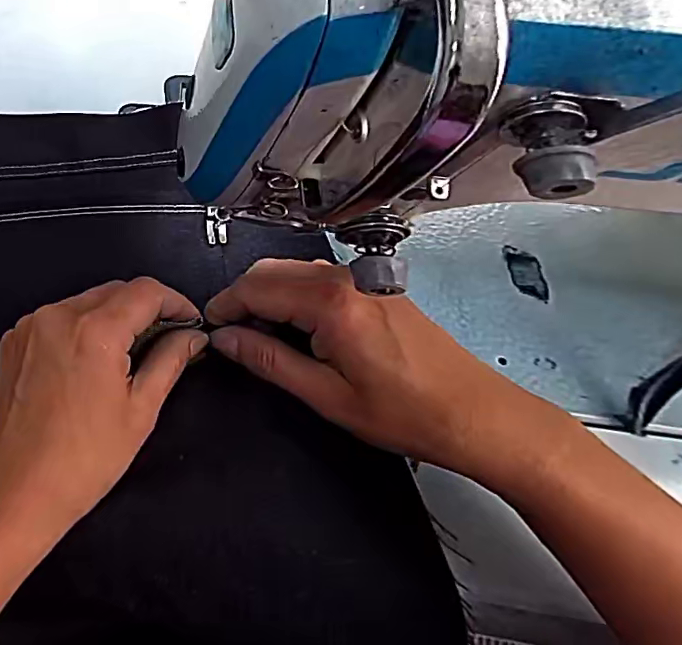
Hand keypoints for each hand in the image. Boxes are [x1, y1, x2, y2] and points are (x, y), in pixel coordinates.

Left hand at [0, 278, 206, 537]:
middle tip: (166, 338)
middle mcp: (60, 315)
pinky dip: (81, 327)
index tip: (190, 322)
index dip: (176, 301)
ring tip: (128, 353)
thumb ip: (170, 360)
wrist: (15, 492)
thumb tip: (192, 335)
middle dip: (146, 308)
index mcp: (95, 330)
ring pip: (88, 300)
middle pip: (117, 290)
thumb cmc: (85, 459)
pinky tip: (88, 361)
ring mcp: (32, 324)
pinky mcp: (15, 338)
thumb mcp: (141, 410)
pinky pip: (60, 317)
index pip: (146, 291)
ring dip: (113, 316)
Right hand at [205, 259, 576, 480]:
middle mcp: (343, 277)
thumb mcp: (327, 395)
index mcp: (329, 301)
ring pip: (294, 270)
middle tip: (228, 333)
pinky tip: (295, 325)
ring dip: (268, 293)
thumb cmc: (405, 411)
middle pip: (272, 270)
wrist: (474, 411)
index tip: (208, 327)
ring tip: (258, 334)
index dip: (225, 305)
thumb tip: (226, 339)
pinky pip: (318, 276)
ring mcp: (361, 276)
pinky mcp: (373, 284)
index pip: (256, 287)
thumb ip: (270, 360)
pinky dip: (294, 293)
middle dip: (242, 296)